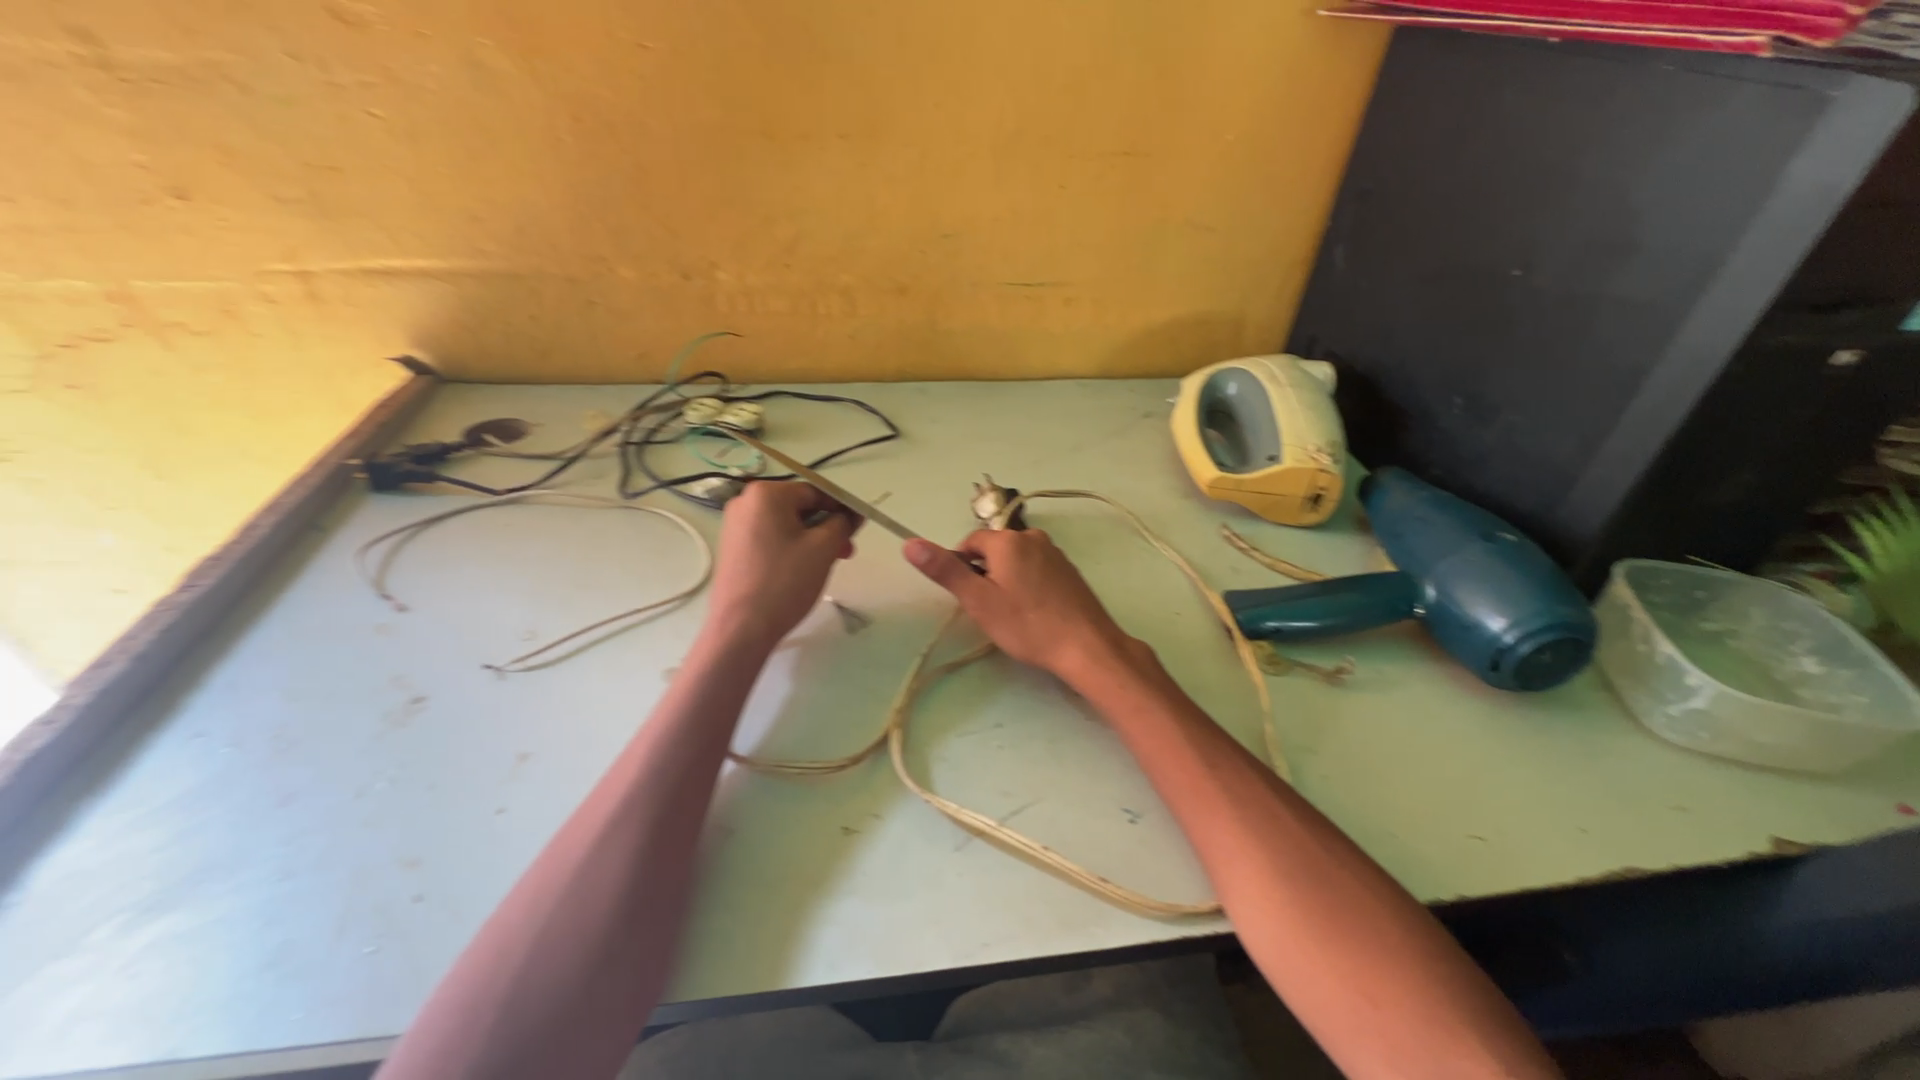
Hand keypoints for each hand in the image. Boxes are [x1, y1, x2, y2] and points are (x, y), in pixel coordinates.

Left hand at [706, 481, 857, 650]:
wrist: (741, 628)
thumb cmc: (785, 581)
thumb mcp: (823, 548)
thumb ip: (842, 523)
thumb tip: (851, 515)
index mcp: (765, 494)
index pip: (815, 492)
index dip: (841, 509)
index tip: (858, 528)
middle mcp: (744, 502)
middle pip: (799, 508)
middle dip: (826, 527)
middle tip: (846, 552)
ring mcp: (734, 526)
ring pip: (785, 525)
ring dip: (811, 539)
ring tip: (827, 564)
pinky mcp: (732, 548)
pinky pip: (770, 539)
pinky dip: (791, 548)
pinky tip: (803, 570)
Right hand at [903, 529, 1139, 680]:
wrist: (1086, 646)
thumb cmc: (1027, 625)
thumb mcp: (979, 601)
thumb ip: (945, 571)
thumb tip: (910, 543)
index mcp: (1008, 540)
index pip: (970, 543)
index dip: (962, 569)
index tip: (969, 598)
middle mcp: (1032, 537)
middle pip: (995, 550)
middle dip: (986, 575)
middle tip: (991, 610)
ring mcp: (1055, 553)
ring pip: (1016, 561)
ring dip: (1007, 581)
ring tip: (1013, 615)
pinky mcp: (1070, 570)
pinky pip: (1037, 570)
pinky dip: (1029, 586)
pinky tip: (1034, 613)